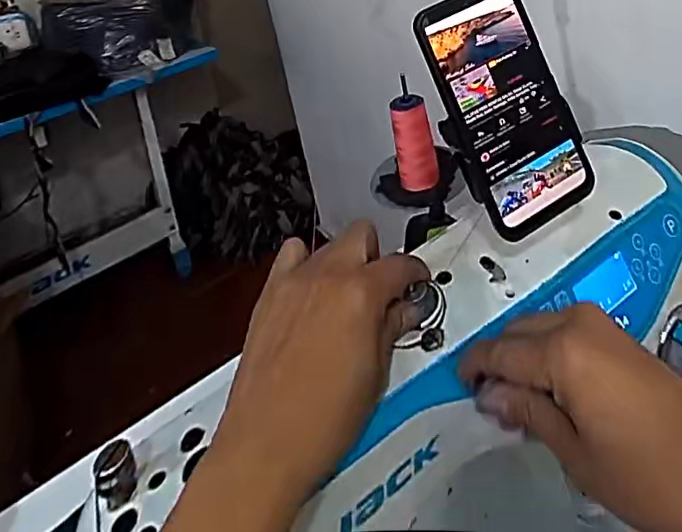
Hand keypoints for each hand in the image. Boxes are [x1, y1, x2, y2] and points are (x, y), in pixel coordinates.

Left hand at [168, 223, 428, 531]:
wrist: (264, 447)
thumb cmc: (320, 422)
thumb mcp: (376, 375)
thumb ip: (391, 329)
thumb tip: (402, 311)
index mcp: (362, 293)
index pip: (401, 263)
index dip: (416, 273)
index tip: (416, 284)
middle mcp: (328, 276)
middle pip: (363, 234)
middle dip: (378, 256)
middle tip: (384, 288)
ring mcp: (295, 282)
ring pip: (329, 243)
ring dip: (344, 260)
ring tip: (348, 293)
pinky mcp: (270, 295)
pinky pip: (291, 256)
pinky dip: (305, 263)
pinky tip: (313, 291)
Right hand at [459, 304, 681, 531]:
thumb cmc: (647, 471)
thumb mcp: (572, 450)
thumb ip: (528, 410)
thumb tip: (494, 394)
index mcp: (566, 350)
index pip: (503, 350)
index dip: (478, 366)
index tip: (464, 379)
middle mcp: (584, 325)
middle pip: (522, 329)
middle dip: (501, 357)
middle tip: (487, 394)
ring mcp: (604, 326)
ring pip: (544, 324)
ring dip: (526, 351)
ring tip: (516, 395)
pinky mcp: (619, 335)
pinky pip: (569, 329)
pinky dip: (551, 347)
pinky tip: (547, 381)